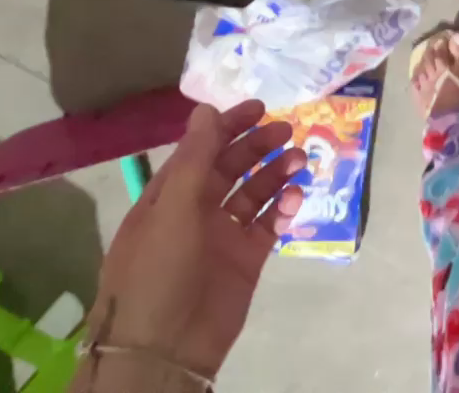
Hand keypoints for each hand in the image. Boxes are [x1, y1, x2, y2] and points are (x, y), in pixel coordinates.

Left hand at [79, 101, 304, 385]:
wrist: (164, 350)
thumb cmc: (158, 272)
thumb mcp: (173, 210)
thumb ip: (195, 158)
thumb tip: (206, 108)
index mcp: (167, 200)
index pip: (200, 151)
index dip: (227, 128)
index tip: (260, 108)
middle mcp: (195, 213)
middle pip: (231, 168)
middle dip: (258, 146)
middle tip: (287, 131)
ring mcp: (222, 236)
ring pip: (255, 193)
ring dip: (276, 173)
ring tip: (300, 161)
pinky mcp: (246, 259)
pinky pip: (269, 223)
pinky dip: (283, 207)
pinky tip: (293, 199)